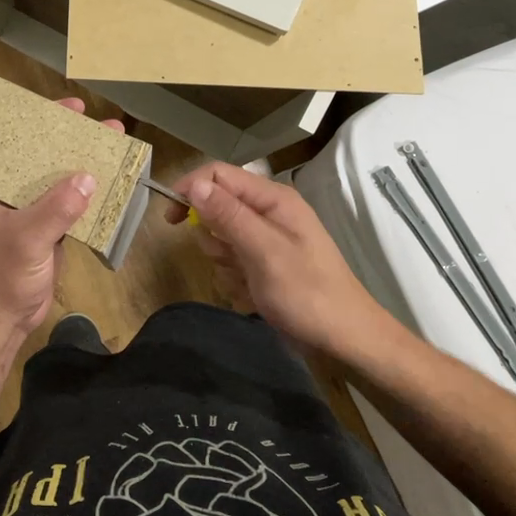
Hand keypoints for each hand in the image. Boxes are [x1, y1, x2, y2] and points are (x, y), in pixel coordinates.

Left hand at [0, 98, 121, 338]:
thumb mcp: (28, 238)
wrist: (5, 319)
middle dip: (76, 142)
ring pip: (64, 182)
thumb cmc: (4, 275)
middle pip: (48, 159)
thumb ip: (56, 209)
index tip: (74, 108)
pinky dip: (93, 196)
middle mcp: (16, 194)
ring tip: (119, 149)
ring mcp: (35, 212)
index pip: (21, 143)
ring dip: (89, 168)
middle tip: (109, 127)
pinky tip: (114, 186)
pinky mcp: (51, 231)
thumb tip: (87, 178)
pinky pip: (74, 206)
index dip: (46, 121)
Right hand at [168, 162, 401, 358]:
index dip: (191, 189)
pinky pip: (230, 261)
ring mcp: (267, 240)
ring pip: (219, 237)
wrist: (345, 341)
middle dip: (211, 234)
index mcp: (273, 199)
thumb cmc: (308, 294)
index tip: (170, 218)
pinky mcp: (264, 264)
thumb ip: (228, 216)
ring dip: (223, 260)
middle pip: (215, 206)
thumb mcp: (264, 252)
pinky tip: (253, 294)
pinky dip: (234, 278)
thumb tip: (194, 184)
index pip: (218, 175)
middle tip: (228, 258)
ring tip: (247, 280)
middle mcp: (268, 213)